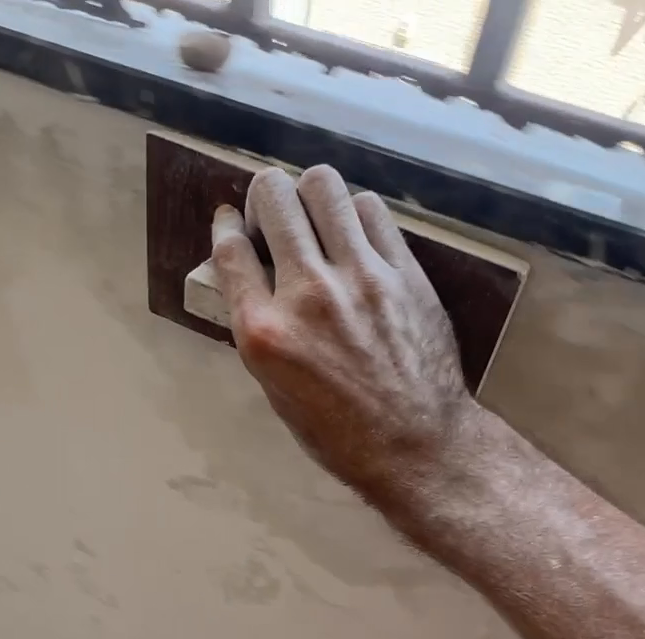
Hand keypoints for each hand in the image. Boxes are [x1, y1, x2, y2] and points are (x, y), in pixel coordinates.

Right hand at [210, 165, 477, 510]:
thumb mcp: (278, 393)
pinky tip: (358, 239)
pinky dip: (356, 216)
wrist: (418, 447)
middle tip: (276, 215)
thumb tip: (256, 279)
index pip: (231, 250)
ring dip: (311, 195)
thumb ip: (262, 331)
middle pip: (273, 196)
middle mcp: (307, 294)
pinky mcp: (403, 271)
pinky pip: (371, 210)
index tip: (232, 222)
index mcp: (265, 333)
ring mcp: (360, 277)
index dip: (226, 227)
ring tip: (318, 219)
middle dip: (266, 197)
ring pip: (324, 185)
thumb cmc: (340, 436)